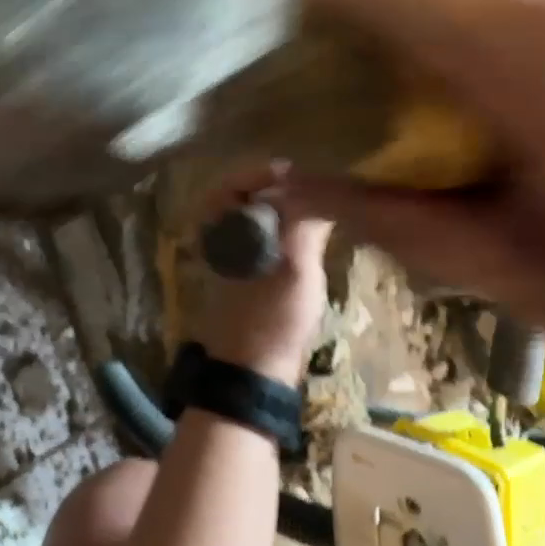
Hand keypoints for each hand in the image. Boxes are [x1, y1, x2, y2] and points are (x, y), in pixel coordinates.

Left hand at [196, 163, 332, 383]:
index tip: (293, 172)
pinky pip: (267, 242)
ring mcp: (237, 262)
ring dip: (285, 210)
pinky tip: (313, 238)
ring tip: (318, 208)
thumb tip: (320, 189)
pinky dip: (286, 233)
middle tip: (312, 188)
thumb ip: (304, 221)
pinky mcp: (252, 280)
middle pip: (247, 199)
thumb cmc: (271, 314)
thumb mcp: (294, 264)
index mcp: (224, 231)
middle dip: (279, 189)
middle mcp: (225, 240)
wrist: (254, 373)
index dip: (262, 173)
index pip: (233, 184)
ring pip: (258, 222)